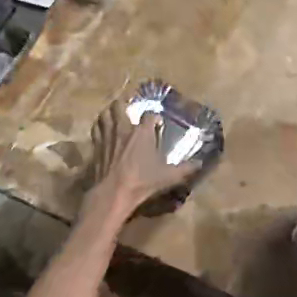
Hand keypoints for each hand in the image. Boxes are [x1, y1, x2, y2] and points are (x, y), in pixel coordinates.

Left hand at [84, 102, 200, 219]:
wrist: (112, 192)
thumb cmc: (142, 182)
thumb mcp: (168, 177)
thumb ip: (185, 169)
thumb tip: (200, 164)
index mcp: (142, 132)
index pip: (149, 115)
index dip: (154, 117)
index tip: (157, 122)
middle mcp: (123, 128)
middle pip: (119, 106)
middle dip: (124, 104)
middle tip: (129, 107)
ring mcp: (107, 136)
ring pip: (104, 115)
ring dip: (109, 112)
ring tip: (114, 115)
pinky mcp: (95, 146)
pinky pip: (96, 130)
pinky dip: (100, 127)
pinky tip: (102, 131)